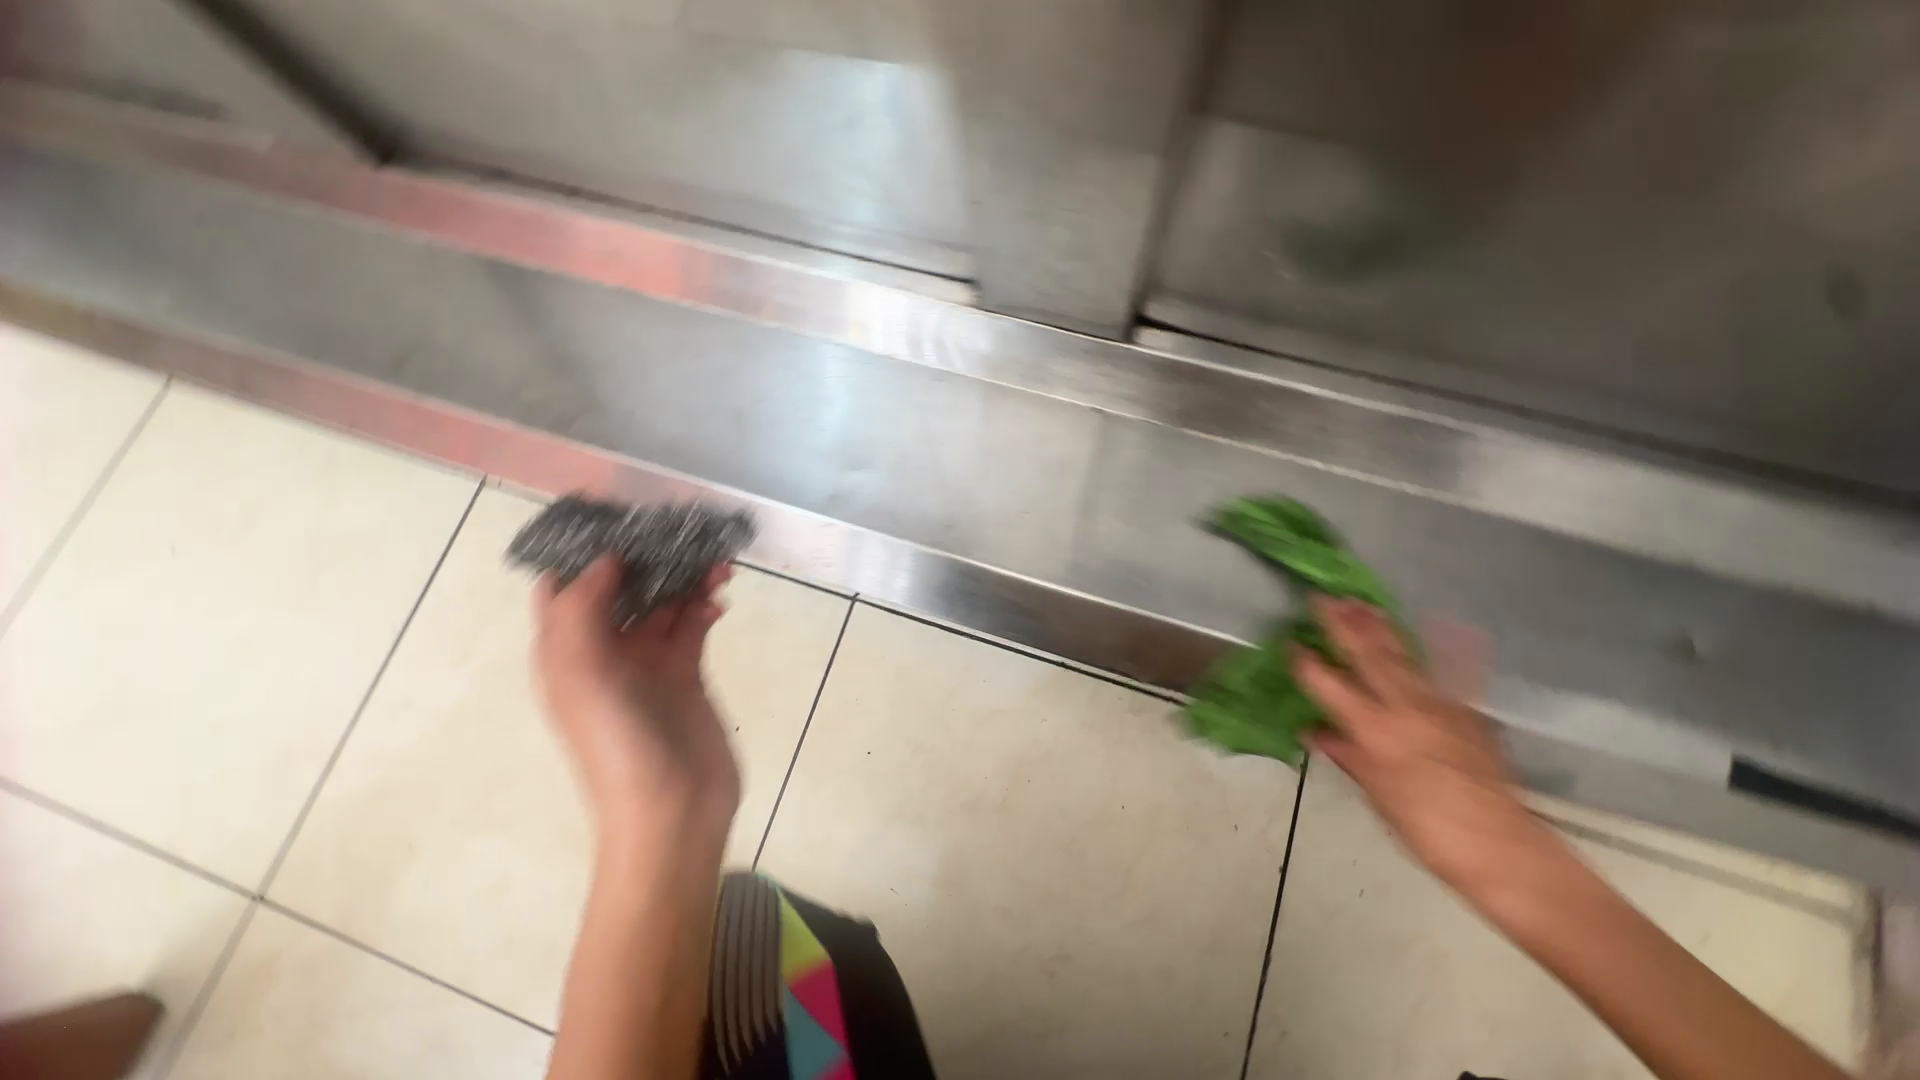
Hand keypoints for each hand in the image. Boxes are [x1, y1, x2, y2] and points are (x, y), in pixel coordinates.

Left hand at [533, 555, 740, 841]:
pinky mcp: (685, 673)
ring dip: (684, 579)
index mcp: (565, 652)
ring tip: (717, 564)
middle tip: (681, 532)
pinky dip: (704, 606)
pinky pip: (692, 625)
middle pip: (620, 588)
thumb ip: (581, 611)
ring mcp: (646, 663)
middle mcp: (602, 652)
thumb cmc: (618, 746)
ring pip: (662, 603)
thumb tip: (605, 560)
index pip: (564, 587)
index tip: (618, 519)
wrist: (672, 813)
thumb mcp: (582, 677)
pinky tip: (720, 601)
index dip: (584, 553)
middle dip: (647, 558)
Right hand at [1293, 597, 1568, 900]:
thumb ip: (1346, 753)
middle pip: (1369, 654)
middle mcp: (1405, 705)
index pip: (1330, 684)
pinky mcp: (1465, 711)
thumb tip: (1317, 731)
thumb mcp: (1375, 791)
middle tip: (1324, 597)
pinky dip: (1415, 654)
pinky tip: (1409, 645)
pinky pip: (1433, 673)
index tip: (1291, 643)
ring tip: (1362, 604)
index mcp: (1374, 728)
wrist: (1499, 843)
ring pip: (1403, 655)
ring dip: (1379, 627)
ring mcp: (1440, 703)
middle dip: (1344, 624)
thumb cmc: (1425, 826)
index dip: (1307, 662)